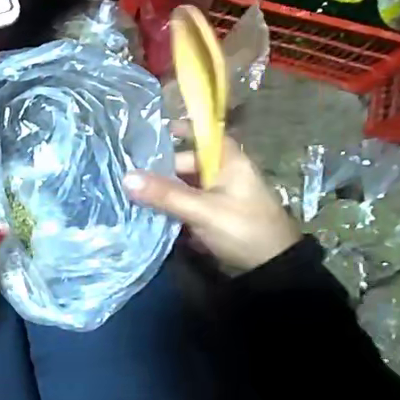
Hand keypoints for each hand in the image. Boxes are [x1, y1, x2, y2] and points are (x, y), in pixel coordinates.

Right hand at [125, 130, 299, 271]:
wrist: (273, 269)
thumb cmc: (243, 229)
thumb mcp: (203, 211)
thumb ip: (166, 194)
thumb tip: (126, 176)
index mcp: (229, 161)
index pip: (202, 135)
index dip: (180, 130)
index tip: (152, 130)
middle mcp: (225, 174)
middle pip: (187, 165)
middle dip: (161, 171)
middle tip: (128, 177)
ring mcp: (222, 197)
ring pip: (187, 188)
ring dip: (165, 194)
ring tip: (133, 197)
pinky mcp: (217, 218)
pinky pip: (190, 207)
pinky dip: (175, 211)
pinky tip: (152, 217)